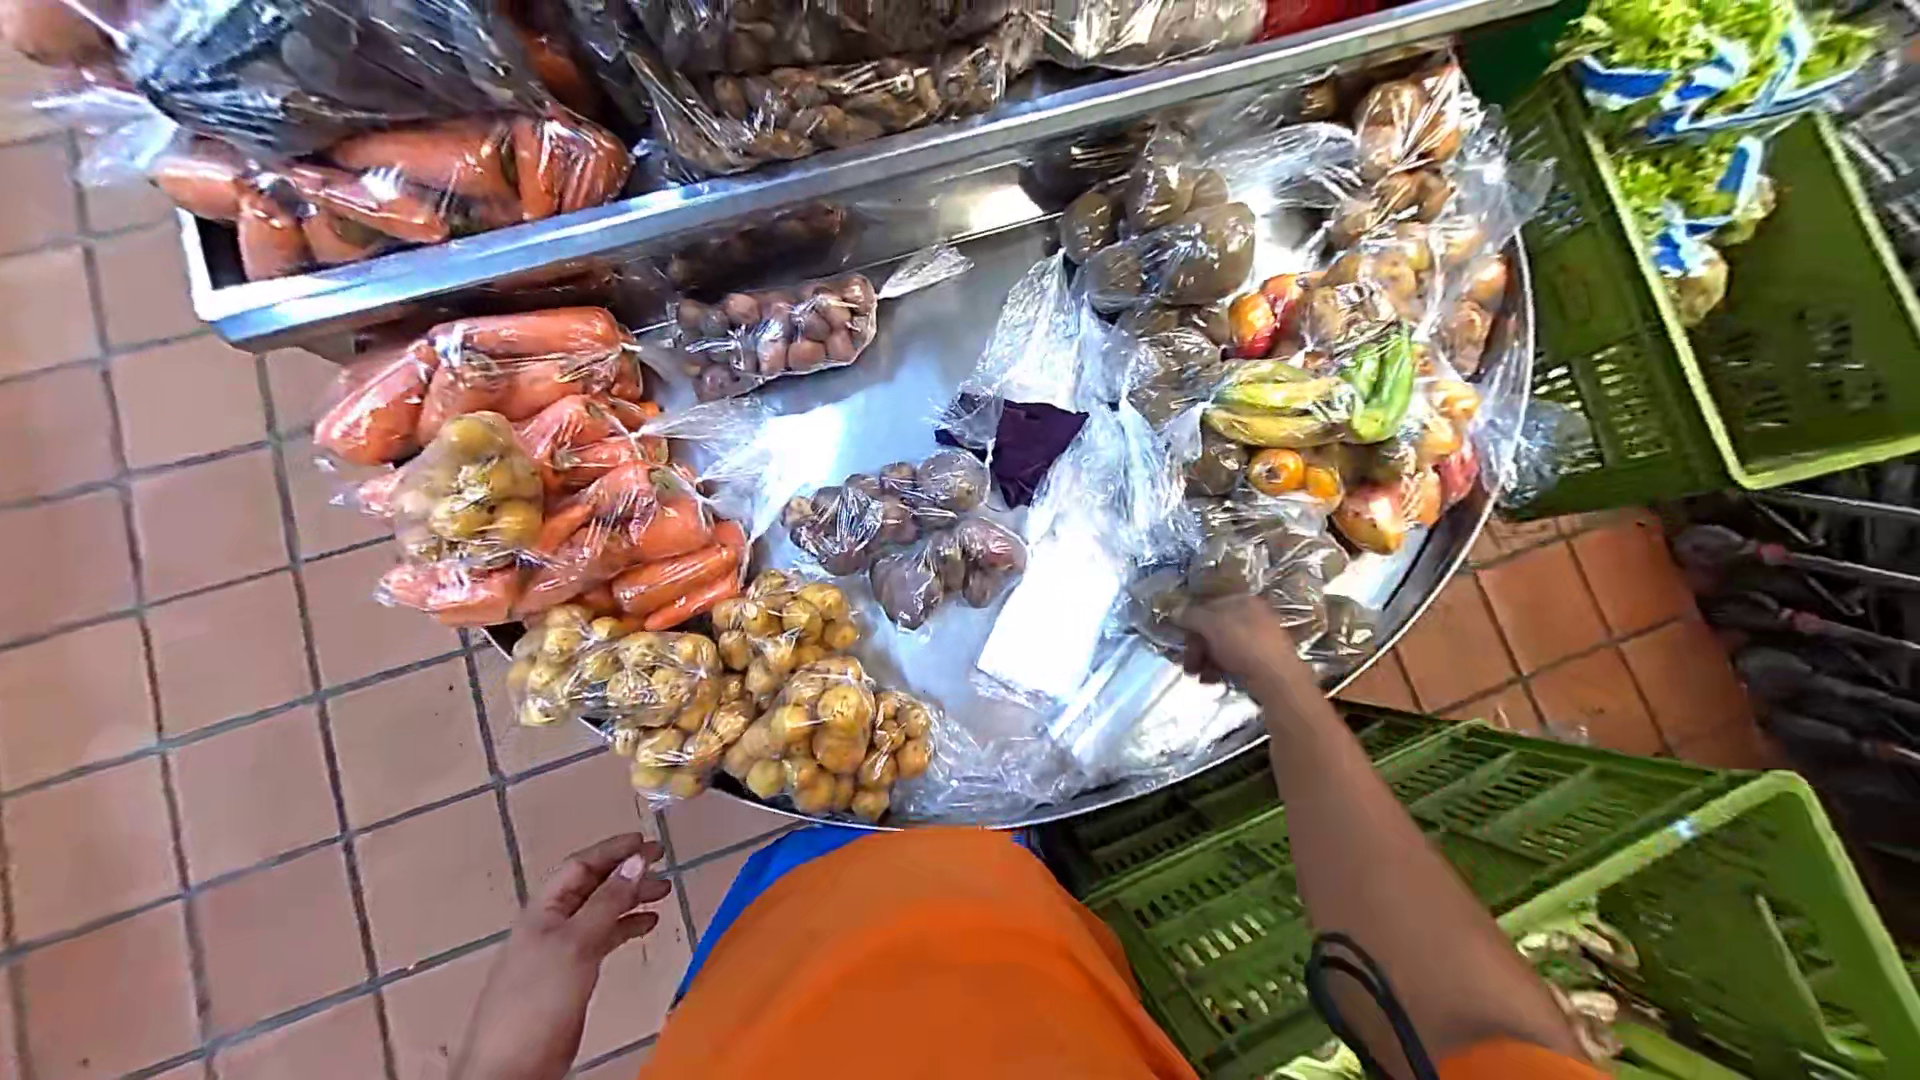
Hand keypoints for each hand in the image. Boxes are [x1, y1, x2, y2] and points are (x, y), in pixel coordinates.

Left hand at [452, 835, 671, 1079]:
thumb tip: (637, 859)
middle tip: (662, 862)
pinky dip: (627, 926)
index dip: (612, 850)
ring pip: (602, 910)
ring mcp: (561, 950)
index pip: (581, 865)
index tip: (645, 841)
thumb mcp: (577, 942)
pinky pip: (604, 937)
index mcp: (544, 910)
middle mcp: (552, 924)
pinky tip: (647, 925)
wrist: (512, 1071)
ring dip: (632, 897)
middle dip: (628, 871)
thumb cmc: (539, 998)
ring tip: (663, 892)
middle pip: (594, 886)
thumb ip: (608, 900)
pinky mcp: (572, 975)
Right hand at [1177, 594, 1319, 705]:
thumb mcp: (1211, 625)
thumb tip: (1175, 611)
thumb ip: (1190, 615)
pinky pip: (1232, 660)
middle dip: (1196, 645)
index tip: (1181, 635)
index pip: (1209, 604)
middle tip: (1188, 661)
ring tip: (1197, 674)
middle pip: (1213, 628)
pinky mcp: (1261, 661)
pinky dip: (1218, 669)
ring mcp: (1258, 639)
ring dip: (1204, 660)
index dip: (1191, 619)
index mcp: (1242, 601)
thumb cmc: (1243, 644)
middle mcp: (1252, 616)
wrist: (1277, 679)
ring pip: (1221, 646)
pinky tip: (1211, 679)